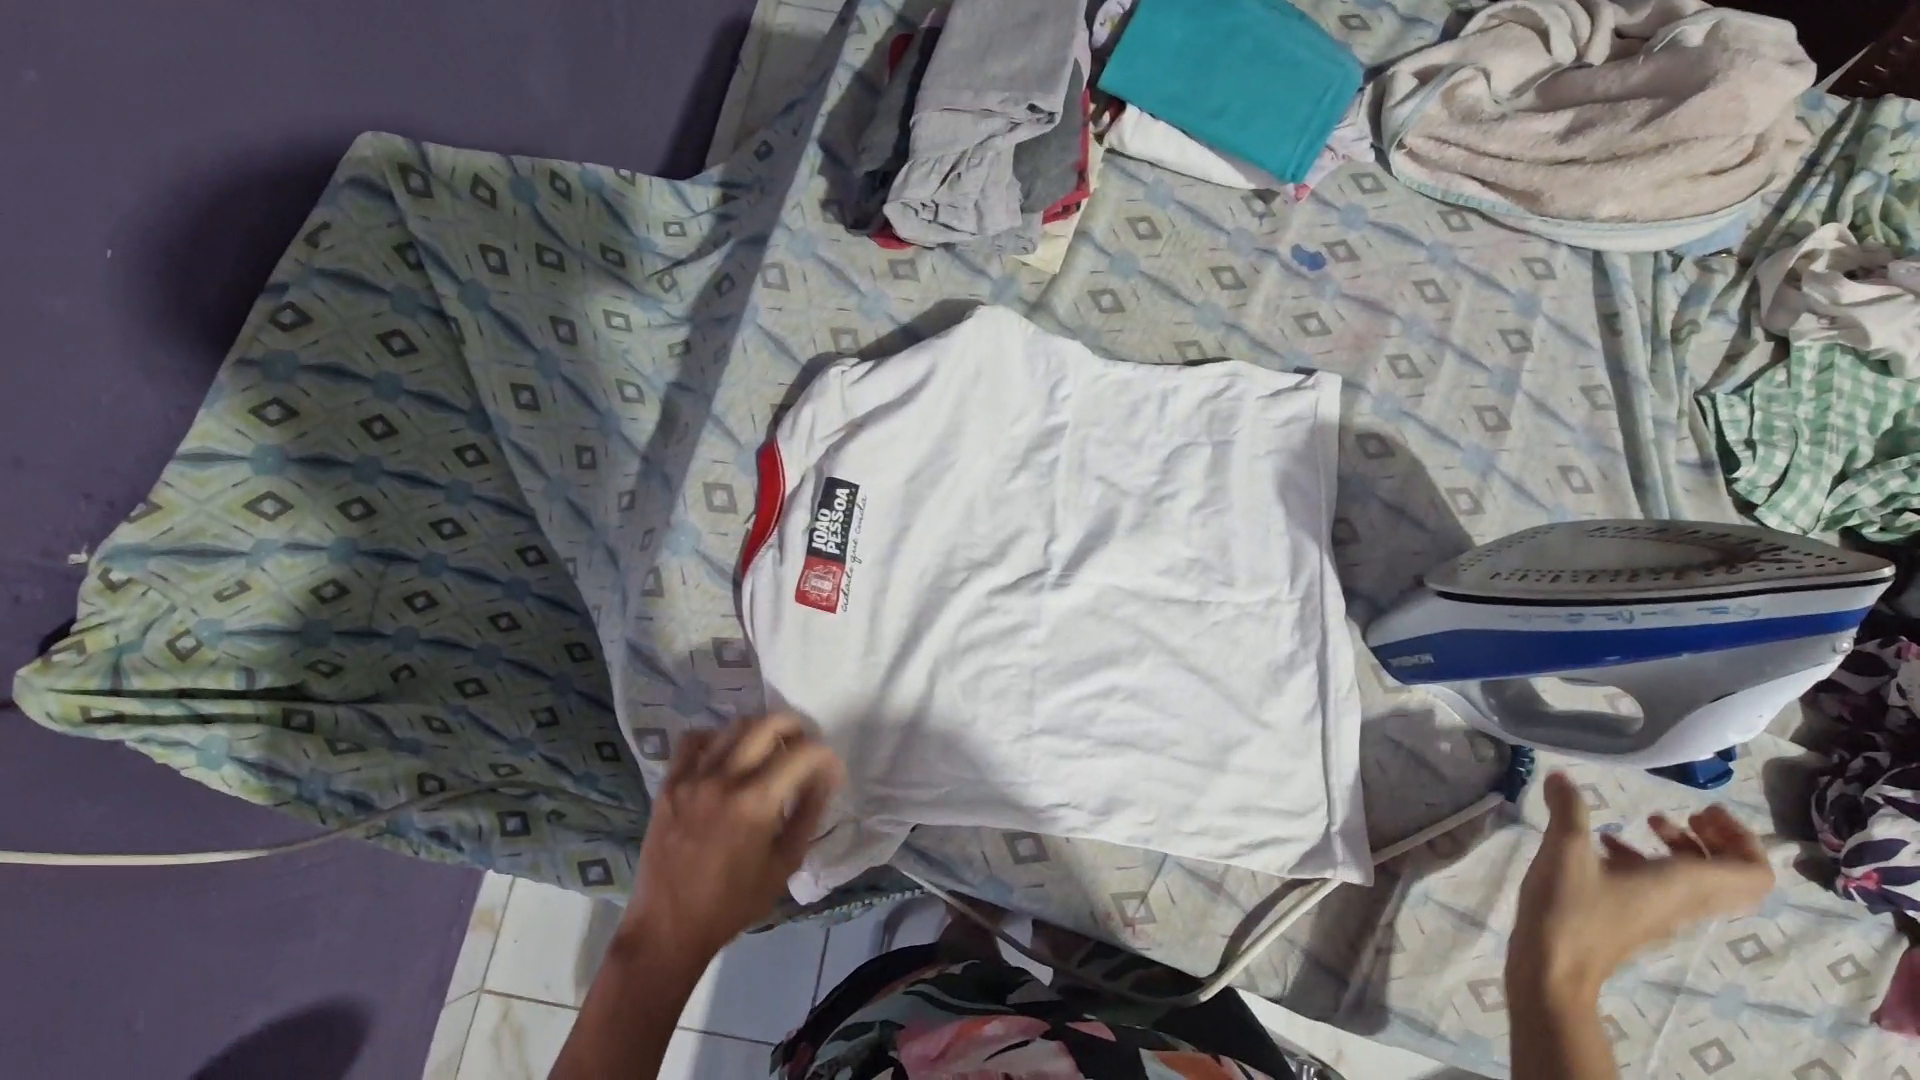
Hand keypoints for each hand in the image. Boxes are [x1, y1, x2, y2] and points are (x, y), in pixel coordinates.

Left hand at [623, 712, 845, 960]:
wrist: (669, 927)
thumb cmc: (733, 903)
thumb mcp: (784, 864)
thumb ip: (809, 813)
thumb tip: (827, 776)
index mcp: (756, 803)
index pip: (802, 754)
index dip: (824, 755)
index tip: (830, 768)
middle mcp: (724, 779)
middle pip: (767, 724)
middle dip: (795, 727)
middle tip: (804, 744)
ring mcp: (692, 779)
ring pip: (732, 727)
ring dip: (759, 731)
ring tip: (769, 749)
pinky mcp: (669, 785)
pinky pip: (693, 741)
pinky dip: (715, 738)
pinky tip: (725, 755)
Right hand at [1509, 771, 1774, 1000]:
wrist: (1554, 968)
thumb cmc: (1569, 907)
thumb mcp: (1564, 850)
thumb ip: (1567, 810)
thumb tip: (1561, 776)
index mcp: (1682, 885)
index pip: (1754, 873)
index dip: (1743, 839)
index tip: (1704, 811)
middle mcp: (1684, 902)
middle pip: (1732, 876)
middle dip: (1717, 840)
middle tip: (1684, 814)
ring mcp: (1662, 914)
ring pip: (1700, 881)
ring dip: (1684, 848)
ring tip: (1647, 822)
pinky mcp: (1638, 919)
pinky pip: (1667, 888)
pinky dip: (1652, 861)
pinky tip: (1607, 845)